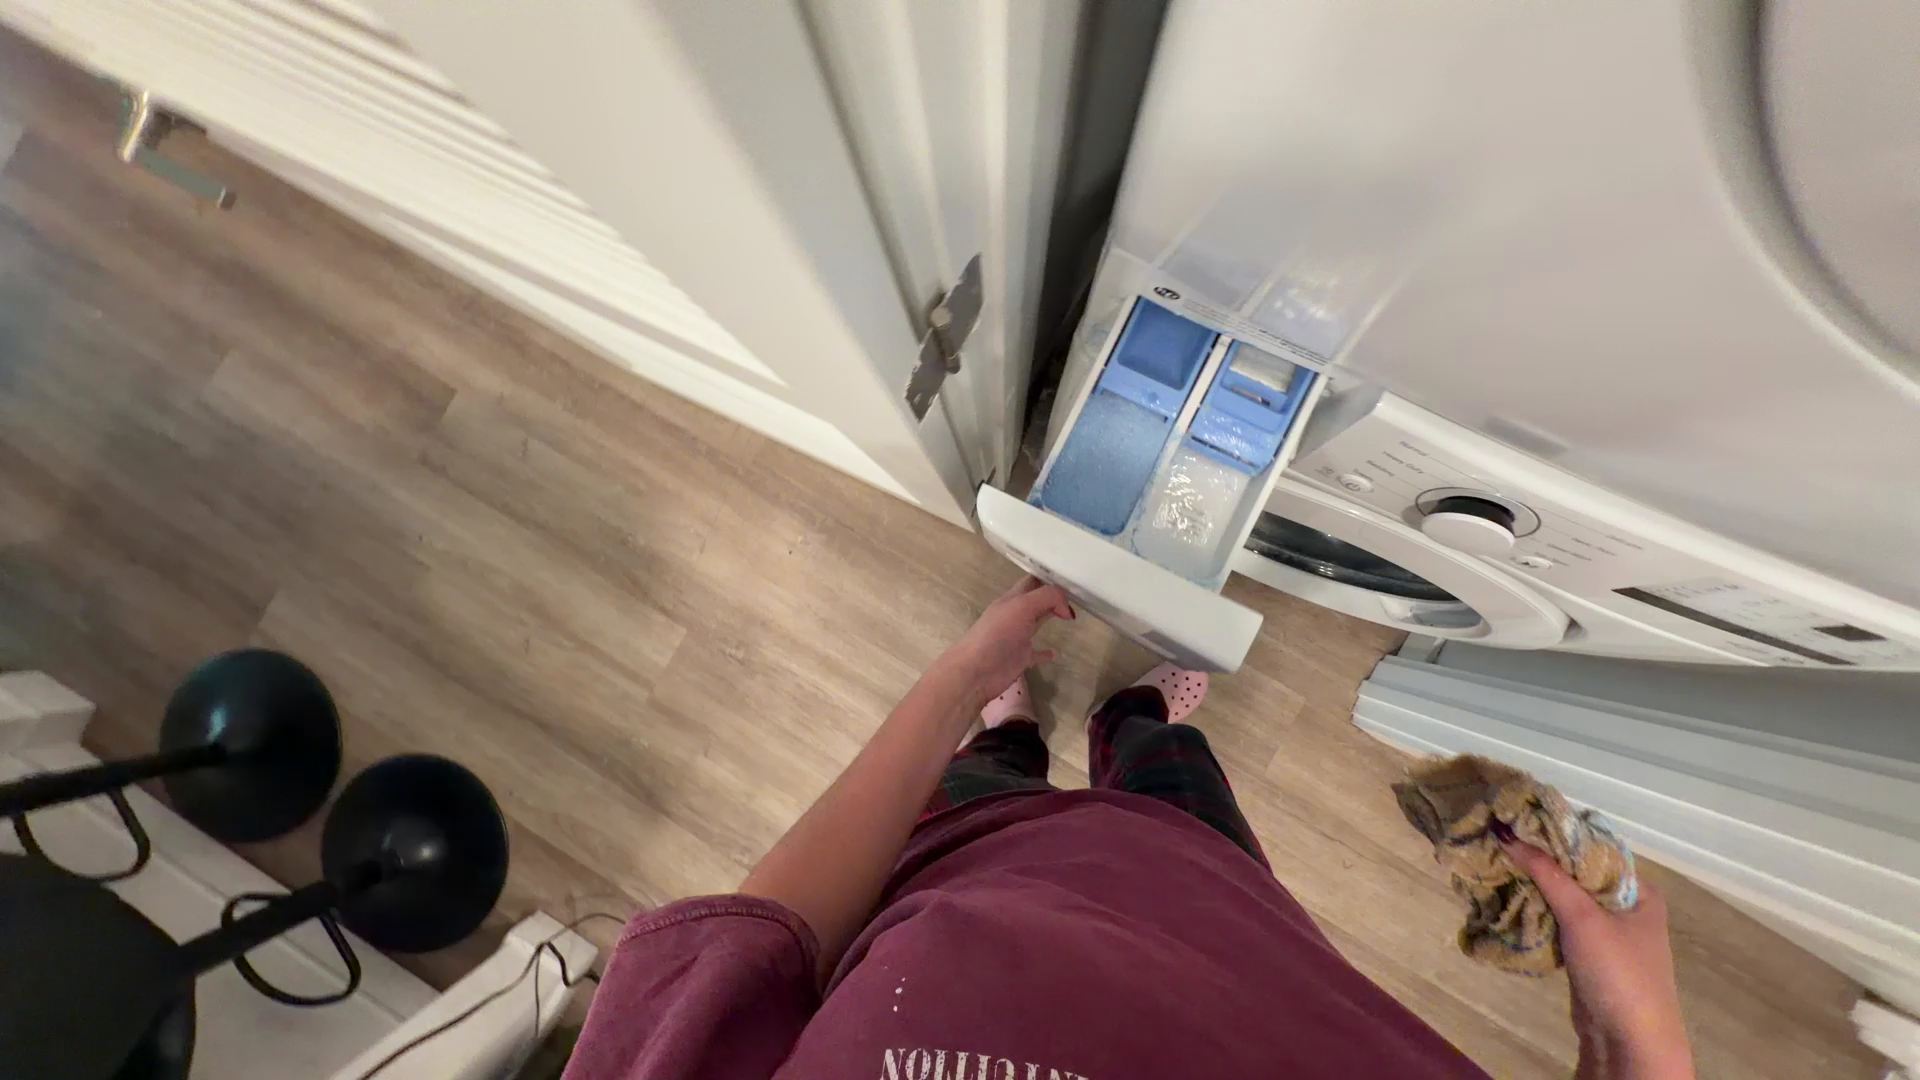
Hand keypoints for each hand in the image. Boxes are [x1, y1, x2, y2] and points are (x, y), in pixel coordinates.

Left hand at [931, 576, 1073, 711]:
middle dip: (1053, 596)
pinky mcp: (1020, 658)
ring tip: (1071, 617)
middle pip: (1036, 600)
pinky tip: (1055, 654)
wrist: (977, 670)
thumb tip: (1067, 608)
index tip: (1070, 576)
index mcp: (1012, 599)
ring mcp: (1017, 637)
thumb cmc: (998, 633)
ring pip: (1037, 622)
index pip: (1032, 582)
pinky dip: (1046, 653)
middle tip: (1076, 594)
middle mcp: (1015, 615)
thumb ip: (1047, 598)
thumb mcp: (1023, 606)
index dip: (1049, 577)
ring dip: (1050, 617)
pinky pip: (1036, 653)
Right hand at [1504, 841, 1694, 1079]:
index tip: (1513, 817)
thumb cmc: (1618, 972)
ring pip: (1561, 890)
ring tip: (1494, 857)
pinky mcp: (1587, 946)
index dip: (1552, 831)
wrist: (1631, 1042)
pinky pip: (1556, 912)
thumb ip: (1545, 871)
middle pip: (1573, 868)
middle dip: (1535, 855)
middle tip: (1496, 836)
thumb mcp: (1581, 916)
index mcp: (1639, 890)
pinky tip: (1507, 889)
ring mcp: (1606, 926)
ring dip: (1531, 878)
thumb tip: (1503, 830)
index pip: (1590, 846)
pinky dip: (1534, 901)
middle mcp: (1625, 903)